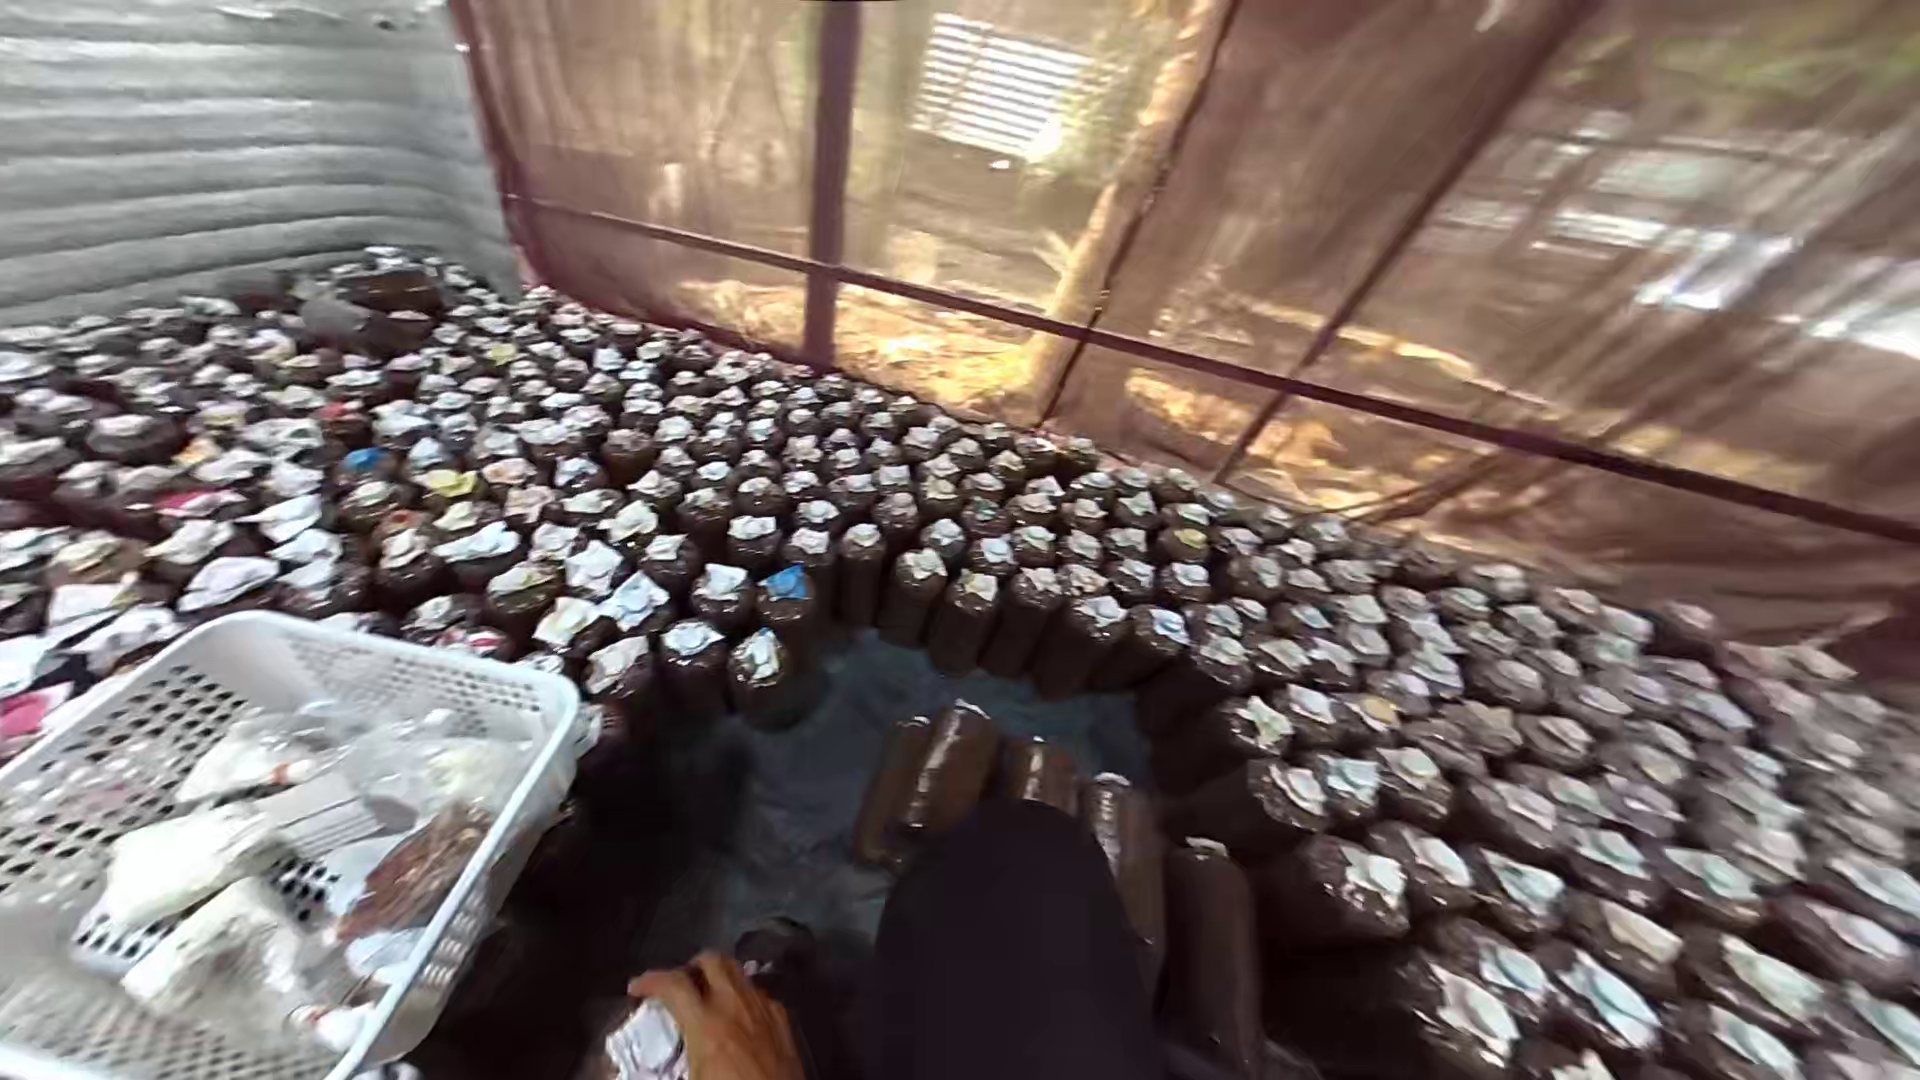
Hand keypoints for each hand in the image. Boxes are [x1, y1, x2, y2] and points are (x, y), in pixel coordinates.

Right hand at [630, 951, 804, 1079]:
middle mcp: (736, 1006)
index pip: (676, 986)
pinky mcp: (781, 1014)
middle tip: (677, 988)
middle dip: (690, 967)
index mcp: (708, 1028)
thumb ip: (667, 1073)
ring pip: (737, 969)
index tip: (636, 987)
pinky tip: (734, 1016)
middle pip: (712, 960)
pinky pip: (756, 990)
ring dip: (716, 975)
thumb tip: (639, 1071)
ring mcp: (763, 1005)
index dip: (652, 981)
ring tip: (702, 996)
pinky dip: (739, 993)